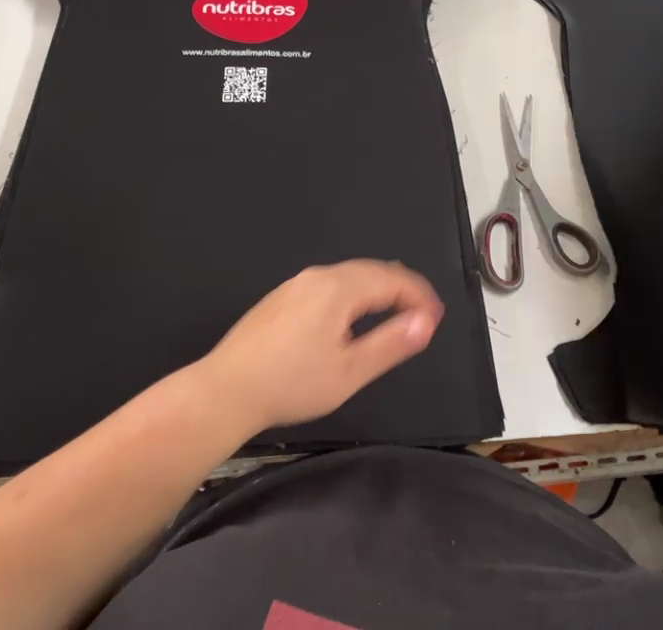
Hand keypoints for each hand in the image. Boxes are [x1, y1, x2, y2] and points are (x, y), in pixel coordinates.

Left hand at [193, 259, 443, 434]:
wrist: (226, 390)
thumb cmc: (291, 385)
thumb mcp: (350, 371)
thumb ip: (392, 343)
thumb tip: (426, 321)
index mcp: (338, 288)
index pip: (392, 279)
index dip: (420, 297)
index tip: (437, 319)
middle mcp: (317, 277)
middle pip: (371, 271)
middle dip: (402, 289)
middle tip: (424, 314)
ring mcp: (295, 285)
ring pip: (349, 277)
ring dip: (378, 290)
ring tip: (398, 313)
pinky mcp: (281, 298)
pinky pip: (329, 285)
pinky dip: (354, 295)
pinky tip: (354, 317)